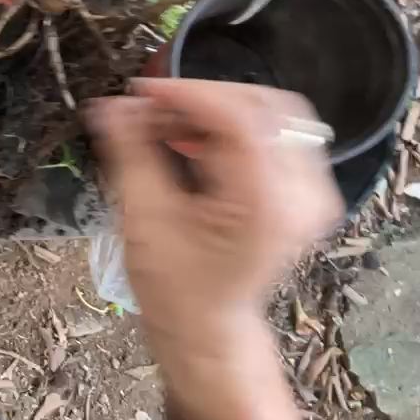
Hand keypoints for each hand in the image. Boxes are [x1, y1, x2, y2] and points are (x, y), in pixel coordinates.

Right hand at [88, 79, 342, 393]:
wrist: (206, 329)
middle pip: (267, 108)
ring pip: (272, 118)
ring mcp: (310, 193)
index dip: (188, 94)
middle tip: (151, 106)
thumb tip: (109, 107)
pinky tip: (187, 141)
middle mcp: (303, 193)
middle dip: (205, 97)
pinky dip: (228, 129)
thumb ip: (130, 154)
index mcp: (266, 202)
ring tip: (163, 124)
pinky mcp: (301, 194)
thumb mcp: (143, 218)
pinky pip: (271, 139)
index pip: (240, 118)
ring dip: (215, 111)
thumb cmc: (171, 285)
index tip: (140, 91)